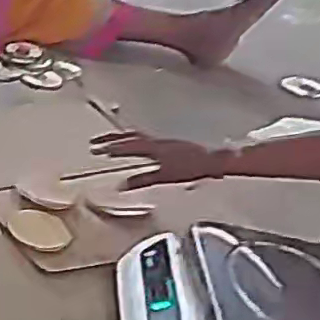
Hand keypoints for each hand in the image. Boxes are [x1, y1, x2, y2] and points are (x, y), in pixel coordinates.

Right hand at [89, 132, 229, 188]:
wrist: (222, 158)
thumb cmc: (197, 167)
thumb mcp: (165, 178)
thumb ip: (142, 181)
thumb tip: (122, 185)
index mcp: (156, 146)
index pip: (128, 145)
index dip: (112, 146)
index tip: (97, 148)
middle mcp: (161, 138)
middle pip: (131, 137)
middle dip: (112, 139)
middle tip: (96, 143)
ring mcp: (169, 137)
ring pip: (141, 134)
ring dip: (124, 137)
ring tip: (112, 141)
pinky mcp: (177, 140)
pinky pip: (152, 136)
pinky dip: (140, 138)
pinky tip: (139, 143)